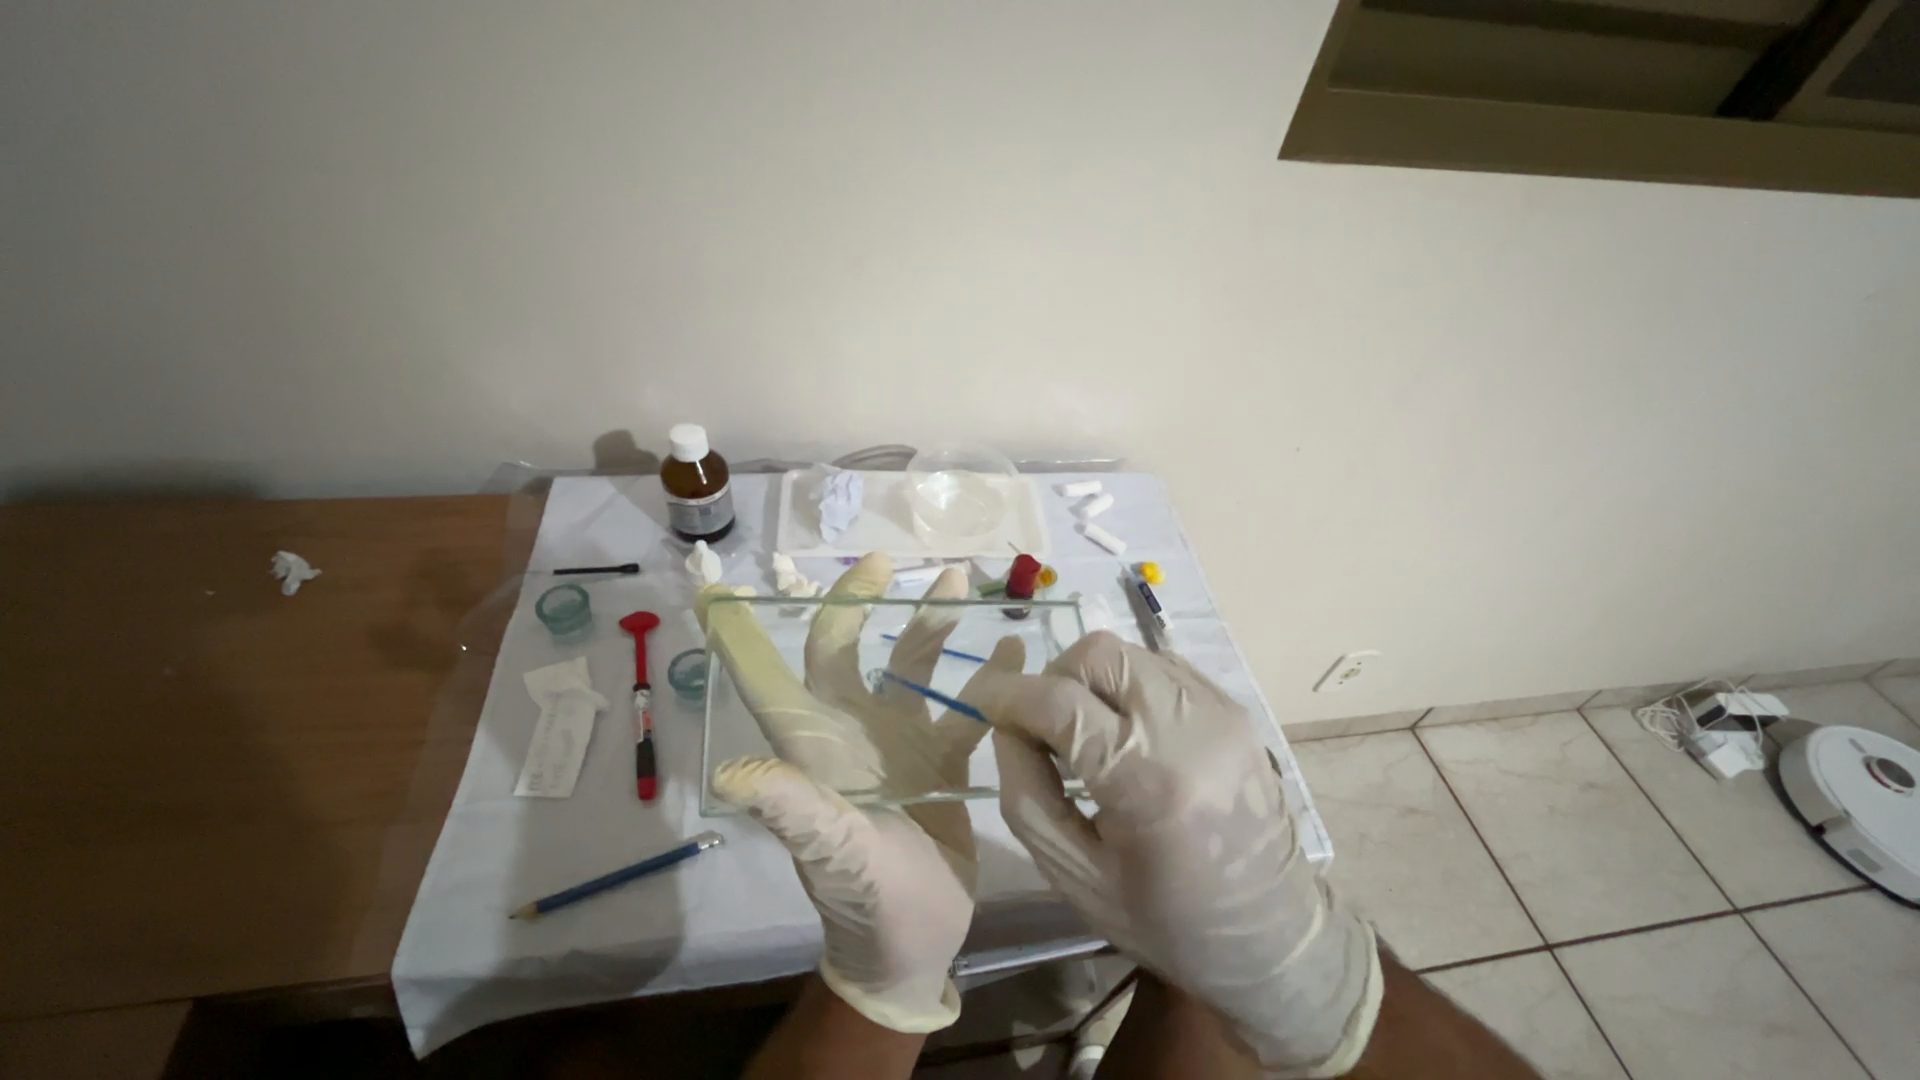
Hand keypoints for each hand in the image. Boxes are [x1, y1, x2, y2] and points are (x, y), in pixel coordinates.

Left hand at [699, 553, 1022, 1033]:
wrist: (914, 947)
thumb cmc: (865, 905)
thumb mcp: (833, 855)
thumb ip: (795, 809)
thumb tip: (731, 770)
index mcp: (814, 746)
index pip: (771, 675)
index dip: (741, 634)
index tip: (720, 586)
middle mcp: (851, 732)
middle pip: (845, 650)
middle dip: (859, 602)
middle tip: (885, 563)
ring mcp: (899, 743)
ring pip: (910, 666)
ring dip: (930, 624)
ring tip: (958, 581)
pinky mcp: (941, 761)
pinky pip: (963, 707)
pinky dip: (985, 677)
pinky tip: (1010, 649)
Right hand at [972, 632, 1381, 1077]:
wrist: (1272, 936)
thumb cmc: (1165, 921)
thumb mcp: (1075, 876)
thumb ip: (1027, 793)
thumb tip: (1008, 727)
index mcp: (1146, 781)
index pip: (1058, 701)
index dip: (1009, 696)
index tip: (987, 705)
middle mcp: (1188, 728)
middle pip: (1097, 654)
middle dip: (1054, 676)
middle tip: (1044, 723)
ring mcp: (1219, 711)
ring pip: (1130, 652)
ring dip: (1092, 678)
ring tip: (1086, 729)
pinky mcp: (1235, 709)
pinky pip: (1163, 666)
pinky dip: (1129, 684)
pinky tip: (1127, 728)